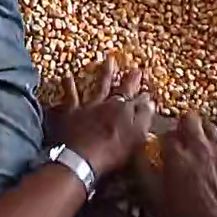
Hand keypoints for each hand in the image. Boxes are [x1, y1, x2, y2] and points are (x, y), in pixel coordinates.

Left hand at [51, 58, 154, 178]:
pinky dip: (69, 85)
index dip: (143, 96)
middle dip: (130, 79)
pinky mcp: (72, 111)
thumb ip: (143, 119)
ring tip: (109, 59)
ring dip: (105, 72)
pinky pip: (71, 95)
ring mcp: (90, 105)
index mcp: (125, 111)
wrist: (82, 158)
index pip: (138, 100)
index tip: (149, 91)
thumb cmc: (112, 152)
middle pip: (121, 88)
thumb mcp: (135, 138)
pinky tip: (67, 75)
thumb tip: (150, 103)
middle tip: (136, 69)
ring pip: (99, 85)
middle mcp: (108, 104)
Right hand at [152, 112, 216, 216]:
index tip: (162, 150)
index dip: (163, 141)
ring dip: (202, 134)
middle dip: (184, 126)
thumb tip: (140, 155)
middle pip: (190, 119)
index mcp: (177, 154)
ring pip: (210, 128)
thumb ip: (144, 171)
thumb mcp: (155, 197)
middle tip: (181, 139)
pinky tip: (216, 169)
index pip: (166, 133)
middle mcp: (200, 147)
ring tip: (199, 148)